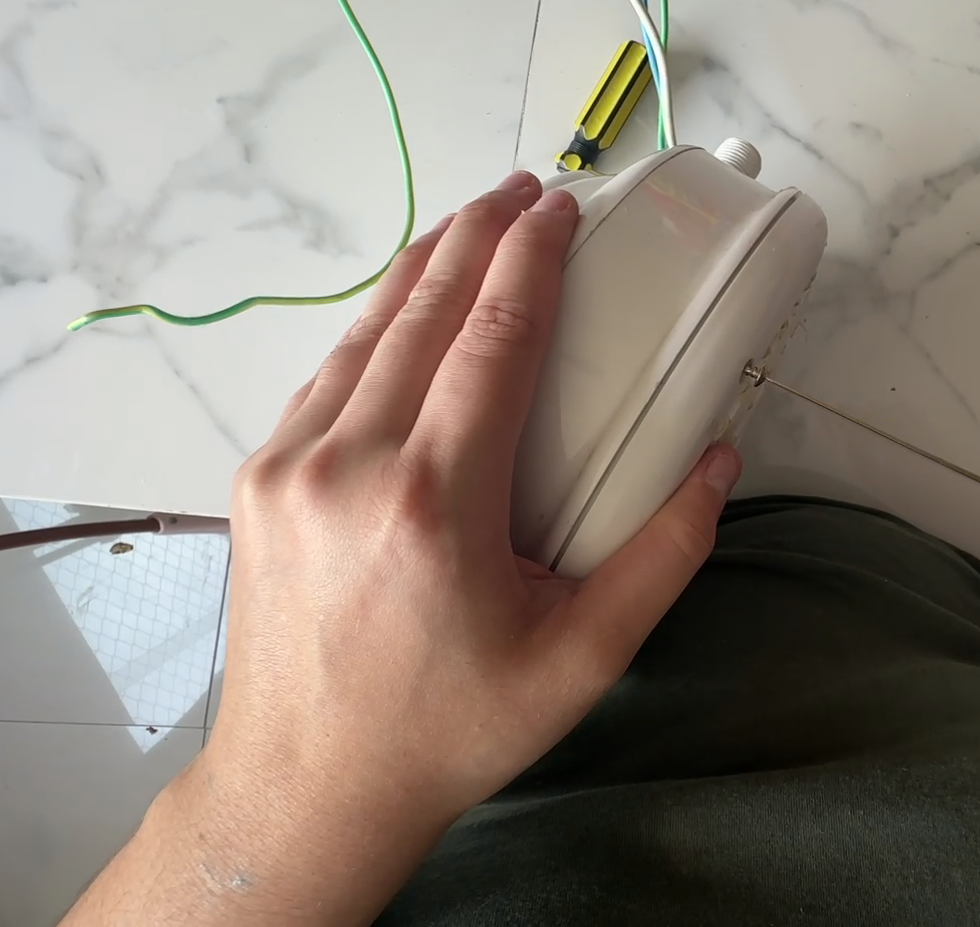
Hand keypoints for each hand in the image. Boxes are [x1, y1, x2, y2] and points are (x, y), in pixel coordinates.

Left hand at [68, 172, 741, 924]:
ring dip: (427, 264)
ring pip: (368, 331)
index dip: (532, 262)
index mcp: (435, 499)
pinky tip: (415, 302)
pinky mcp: (262, 479)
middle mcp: (348, 464)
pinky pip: (334, 371)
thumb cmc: (459, 723)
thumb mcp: (588, 653)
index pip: (492, 342)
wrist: (306, 792)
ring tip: (477, 218)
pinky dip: (385, 318)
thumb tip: (717, 460)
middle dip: (480, 235)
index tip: (562, 208)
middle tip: (528, 188)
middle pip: (421, 312)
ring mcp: (289, 466)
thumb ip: (666, 552)